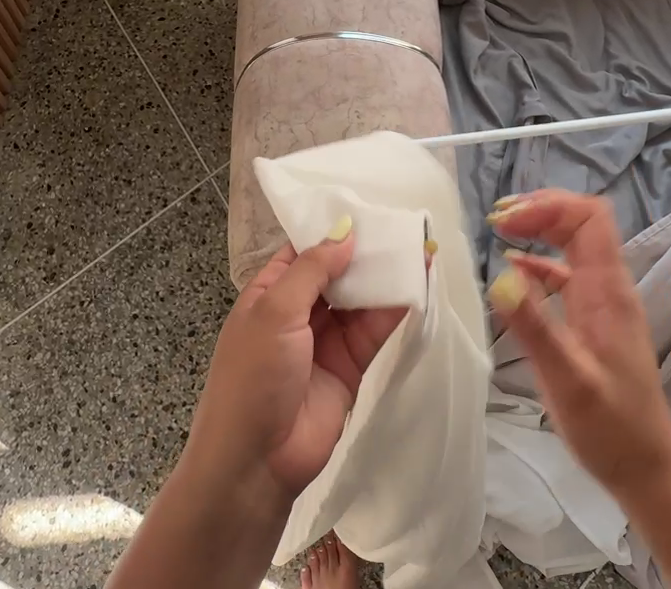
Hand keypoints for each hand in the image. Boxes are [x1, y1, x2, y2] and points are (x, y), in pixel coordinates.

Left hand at [184, 229, 410, 502]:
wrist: (257, 460)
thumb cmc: (253, 375)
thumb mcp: (275, 311)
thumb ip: (313, 270)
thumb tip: (345, 232)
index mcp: (269, 293)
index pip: (303, 252)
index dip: (332, 232)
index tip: (366, 210)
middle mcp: (297, 312)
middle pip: (336, 273)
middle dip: (364, 253)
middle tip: (401, 225)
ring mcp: (325, 340)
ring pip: (359, 299)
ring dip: (384, 277)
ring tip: (418, 247)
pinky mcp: (350, 366)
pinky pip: (374, 329)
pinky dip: (394, 308)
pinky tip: (417, 283)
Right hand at [486, 190, 670, 496]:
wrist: (645, 469)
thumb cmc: (610, 427)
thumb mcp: (568, 380)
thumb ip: (534, 327)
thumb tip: (500, 275)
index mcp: (608, 292)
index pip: (590, 218)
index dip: (549, 206)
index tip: (507, 222)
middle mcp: (609, 288)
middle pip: (581, 222)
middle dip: (540, 209)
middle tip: (498, 219)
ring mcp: (603, 303)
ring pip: (574, 244)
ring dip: (540, 229)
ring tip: (500, 231)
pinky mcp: (593, 320)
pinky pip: (566, 273)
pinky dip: (538, 262)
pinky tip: (512, 270)